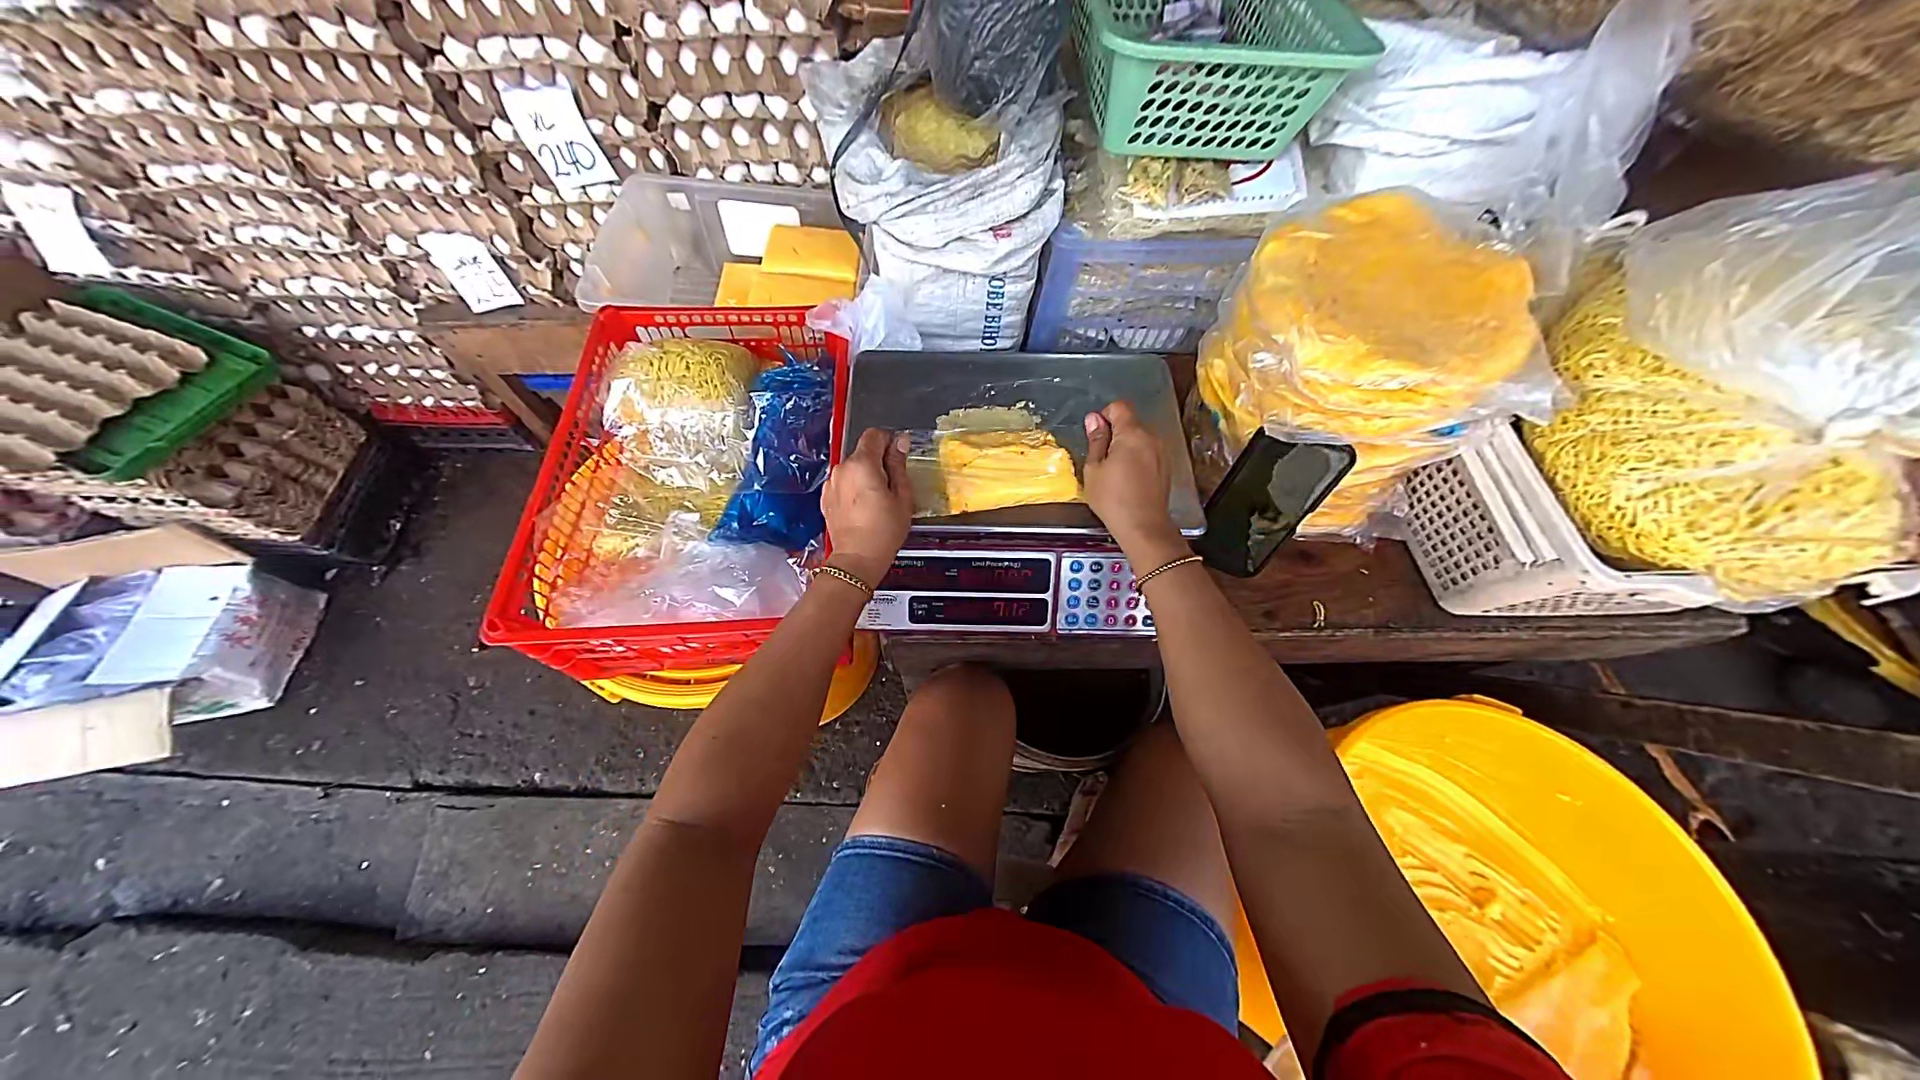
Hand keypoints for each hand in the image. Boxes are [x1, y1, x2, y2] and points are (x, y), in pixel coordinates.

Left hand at [822, 427, 912, 585]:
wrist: (857, 558)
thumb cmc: (883, 531)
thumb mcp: (902, 496)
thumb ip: (899, 464)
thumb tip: (900, 443)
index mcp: (862, 464)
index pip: (874, 435)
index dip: (889, 441)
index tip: (898, 455)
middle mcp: (842, 469)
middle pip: (863, 453)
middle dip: (878, 462)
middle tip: (892, 485)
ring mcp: (832, 484)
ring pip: (853, 469)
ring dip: (865, 477)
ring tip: (878, 500)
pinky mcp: (827, 498)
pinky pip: (843, 484)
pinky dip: (854, 489)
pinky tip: (864, 508)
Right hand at [1084, 401, 1183, 560]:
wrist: (1143, 526)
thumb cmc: (1113, 499)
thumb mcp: (1094, 469)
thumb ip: (1095, 440)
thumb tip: (1093, 419)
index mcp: (1132, 434)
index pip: (1119, 407)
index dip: (1104, 415)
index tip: (1095, 434)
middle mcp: (1151, 438)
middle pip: (1130, 423)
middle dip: (1114, 433)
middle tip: (1099, 457)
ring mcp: (1161, 453)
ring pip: (1139, 439)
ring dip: (1125, 447)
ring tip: (1112, 471)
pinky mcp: (1164, 467)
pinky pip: (1147, 453)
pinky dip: (1136, 459)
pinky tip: (1126, 479)